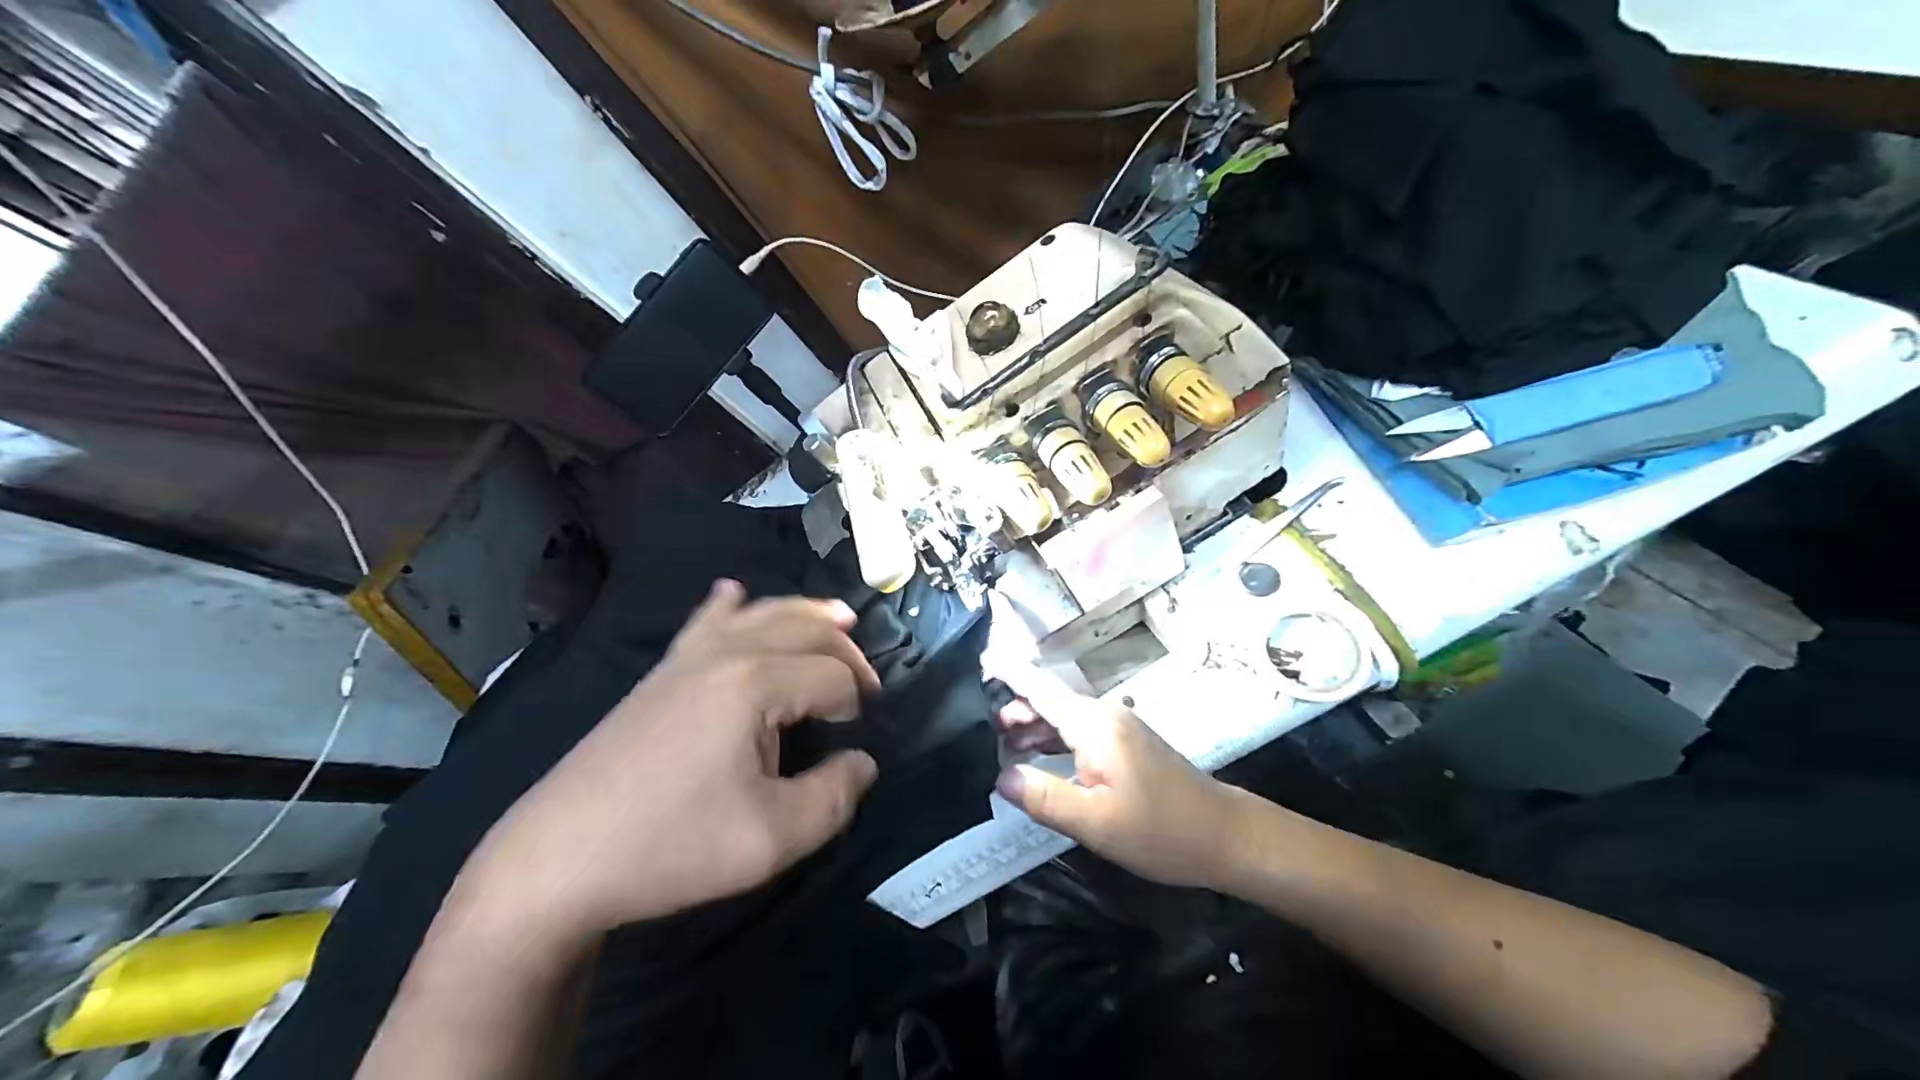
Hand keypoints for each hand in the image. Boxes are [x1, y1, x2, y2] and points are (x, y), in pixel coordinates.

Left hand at [459, 580, 882, 936]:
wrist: (557, 862)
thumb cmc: (671, 848)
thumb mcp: (772, 840)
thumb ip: (835, 797)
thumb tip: (862, 762)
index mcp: (755, 684)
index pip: (832, 675)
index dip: (858, 700)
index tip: (858, 739)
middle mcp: (725, 654)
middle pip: (804, 628)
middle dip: (845, 650)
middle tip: (868, 685)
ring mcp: (685, 659)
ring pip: (760, 614)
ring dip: (804, 613)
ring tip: (839, 617)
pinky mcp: (658, 675)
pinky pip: (703, 623)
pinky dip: (728, 605)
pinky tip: (732, 593)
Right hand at [993, 668, 1245, 889]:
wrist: (1226, 836)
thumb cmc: (1161, 830)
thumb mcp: (1095, 822)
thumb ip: (1044, 797)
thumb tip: (1001, 776)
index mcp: (1094, 723)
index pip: (1039, 688)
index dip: (1007, 675)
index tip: (977, 663)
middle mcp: (1104, 715)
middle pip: (1048, 701)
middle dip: (1012, 712)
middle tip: (978, 733)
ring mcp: (1118, 728)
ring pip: (1062, 717)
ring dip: (1032, 728)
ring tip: (999, 747)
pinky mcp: (1126, 744)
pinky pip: (1078, 732)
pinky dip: (1053, 740)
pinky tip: (1037, 759)